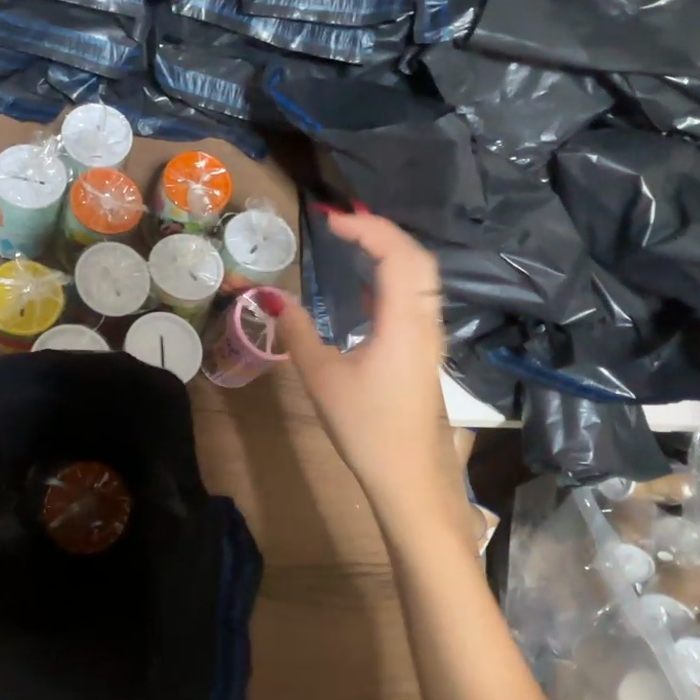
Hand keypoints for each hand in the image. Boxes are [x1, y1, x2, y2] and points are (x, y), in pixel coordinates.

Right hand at [276, 209, 475, 544]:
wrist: (409, 478)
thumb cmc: (365, 428)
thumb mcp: (321, 378)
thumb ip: (296, 332)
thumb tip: (270, 298)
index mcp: (403, 321)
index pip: (395, 254)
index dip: (366, 228)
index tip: (329, 220)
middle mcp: (425, 321)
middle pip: (416, 257)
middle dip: (381, 233)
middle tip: (344, 226)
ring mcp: (430, 337)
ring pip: (421, 278)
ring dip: (391, 254)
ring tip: (354, 246)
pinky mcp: (425, 352)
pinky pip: (416, 299)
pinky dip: (394, 279)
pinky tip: (365, 291)